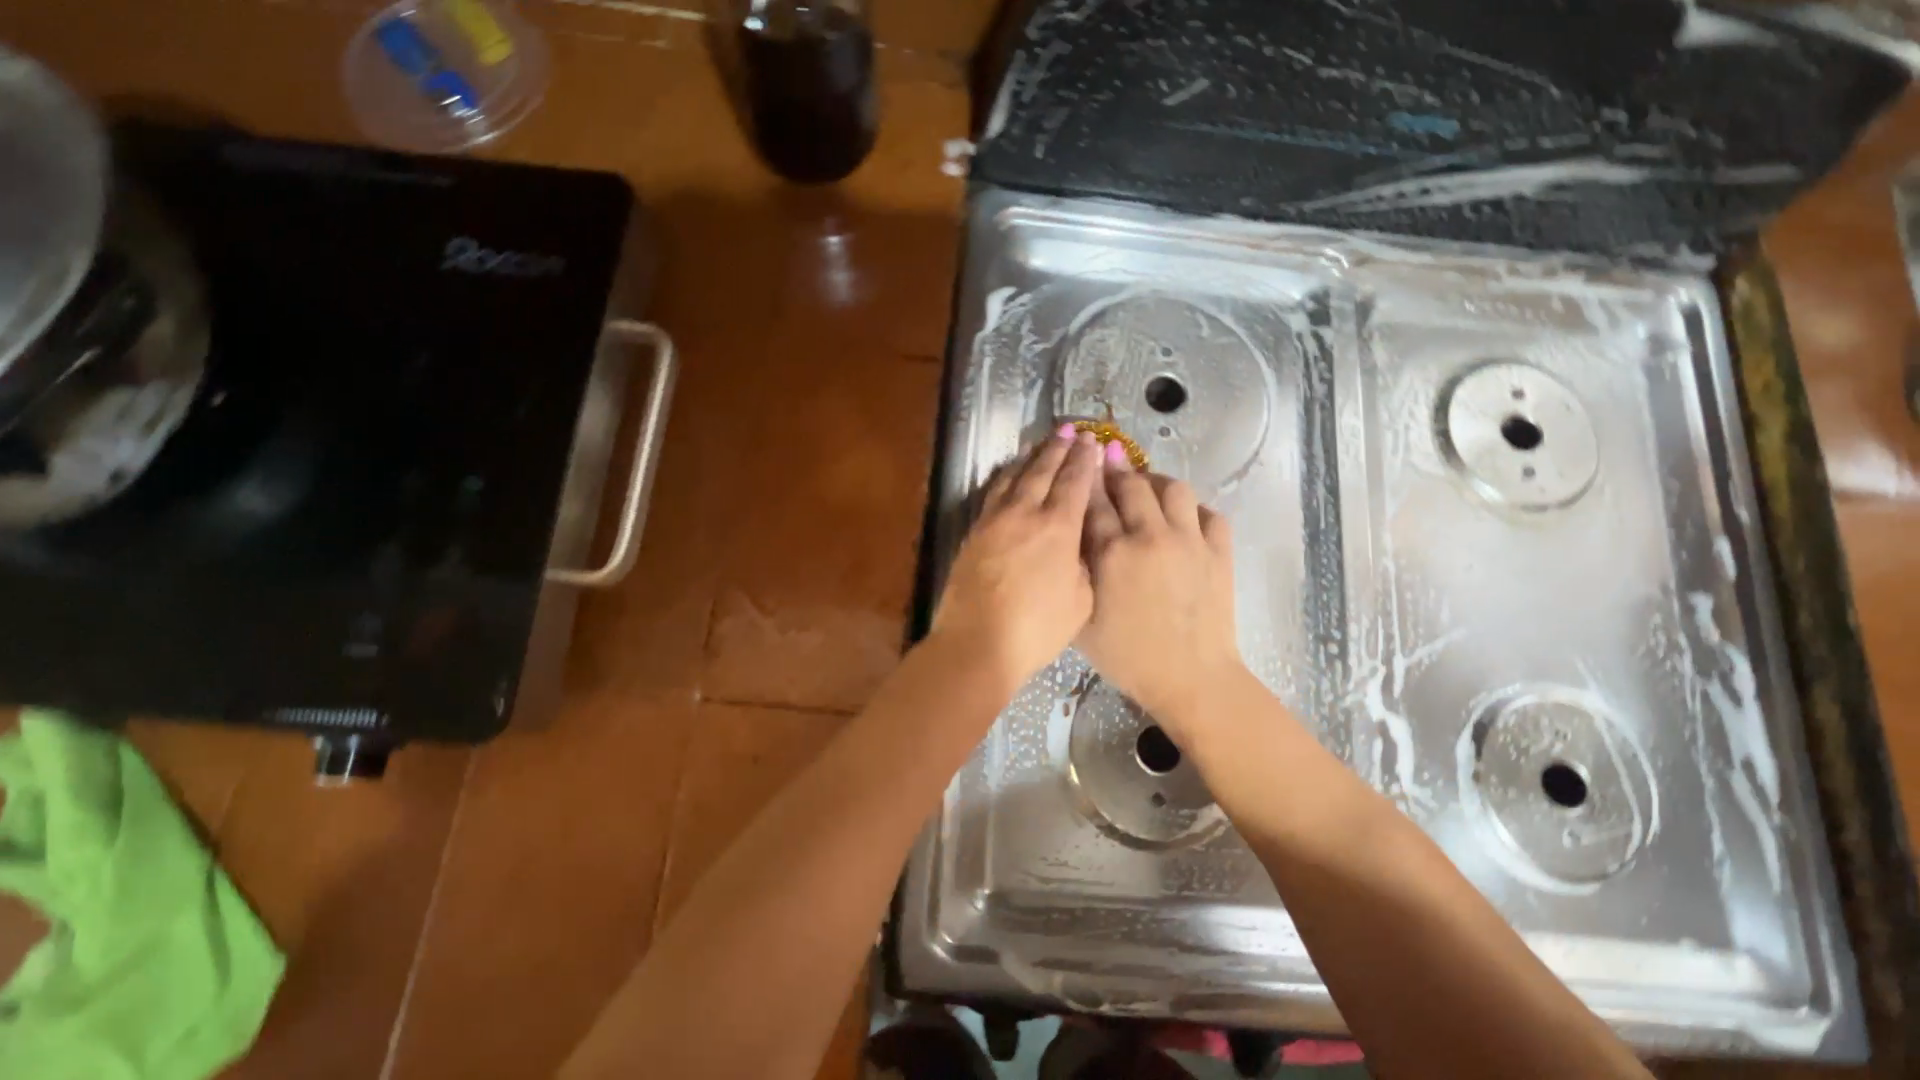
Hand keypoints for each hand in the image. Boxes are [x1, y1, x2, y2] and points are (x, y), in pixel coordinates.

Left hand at [933, 425, 1102, 692]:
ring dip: (1030, 458)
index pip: (1075, 482)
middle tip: (1069, 430)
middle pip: (1043, 471)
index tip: (1092, 441)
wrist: (978, 642)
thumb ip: (1084, 562)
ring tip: (1040, 444)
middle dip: (1059, 449)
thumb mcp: (1081, 599)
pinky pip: (994, 494)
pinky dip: (1006, 478)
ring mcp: (995, 521)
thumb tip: (1079, 541)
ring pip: (1014, 478)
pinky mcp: (974, 534)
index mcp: (1059, 527)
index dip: (1085, 459)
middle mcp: (1026, 514)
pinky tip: (1010, 476)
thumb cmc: (1038, 628)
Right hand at [1079, 458, 1244, 742]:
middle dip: (1115, 469)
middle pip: (1131, 485)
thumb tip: (1069, 546)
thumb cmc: (1128, 658)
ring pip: (1174, 489)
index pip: (1092, 502)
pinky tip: (1183, 518)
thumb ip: (1074, 577)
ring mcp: (1190, 541)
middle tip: (1108, 462)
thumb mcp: (1082, 622)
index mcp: (1112, 553)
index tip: (1077, 462)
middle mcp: (1150, 535)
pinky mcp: (1220, 552)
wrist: (1191, 679)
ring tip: (1147, 487)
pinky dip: (1194, 510)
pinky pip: (1209, 513)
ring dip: (1156, 482)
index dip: (1083, 479)